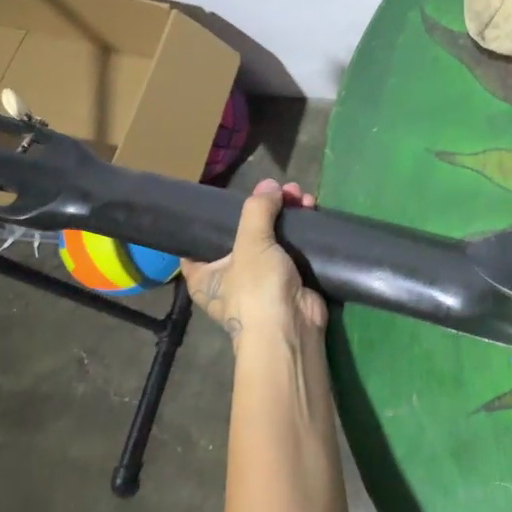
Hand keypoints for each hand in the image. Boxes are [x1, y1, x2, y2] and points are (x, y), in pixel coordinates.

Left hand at [180, 178, 325, 341]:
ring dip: (287, 217)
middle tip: (283, 191)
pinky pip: (294, 250)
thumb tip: (269, 184)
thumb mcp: (250, 243)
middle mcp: (230, 277)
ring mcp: (263, 280)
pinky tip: (311, 212)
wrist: (291, 328)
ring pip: (273, 240)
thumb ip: (257, 210)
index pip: (200, 242)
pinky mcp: (291, 281)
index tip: (231, 199)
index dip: (214, 219)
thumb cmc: (256, 289)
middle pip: (245, 233)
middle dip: (265, 210)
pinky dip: (303, 233)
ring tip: (302, 196)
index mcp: (206, 275)